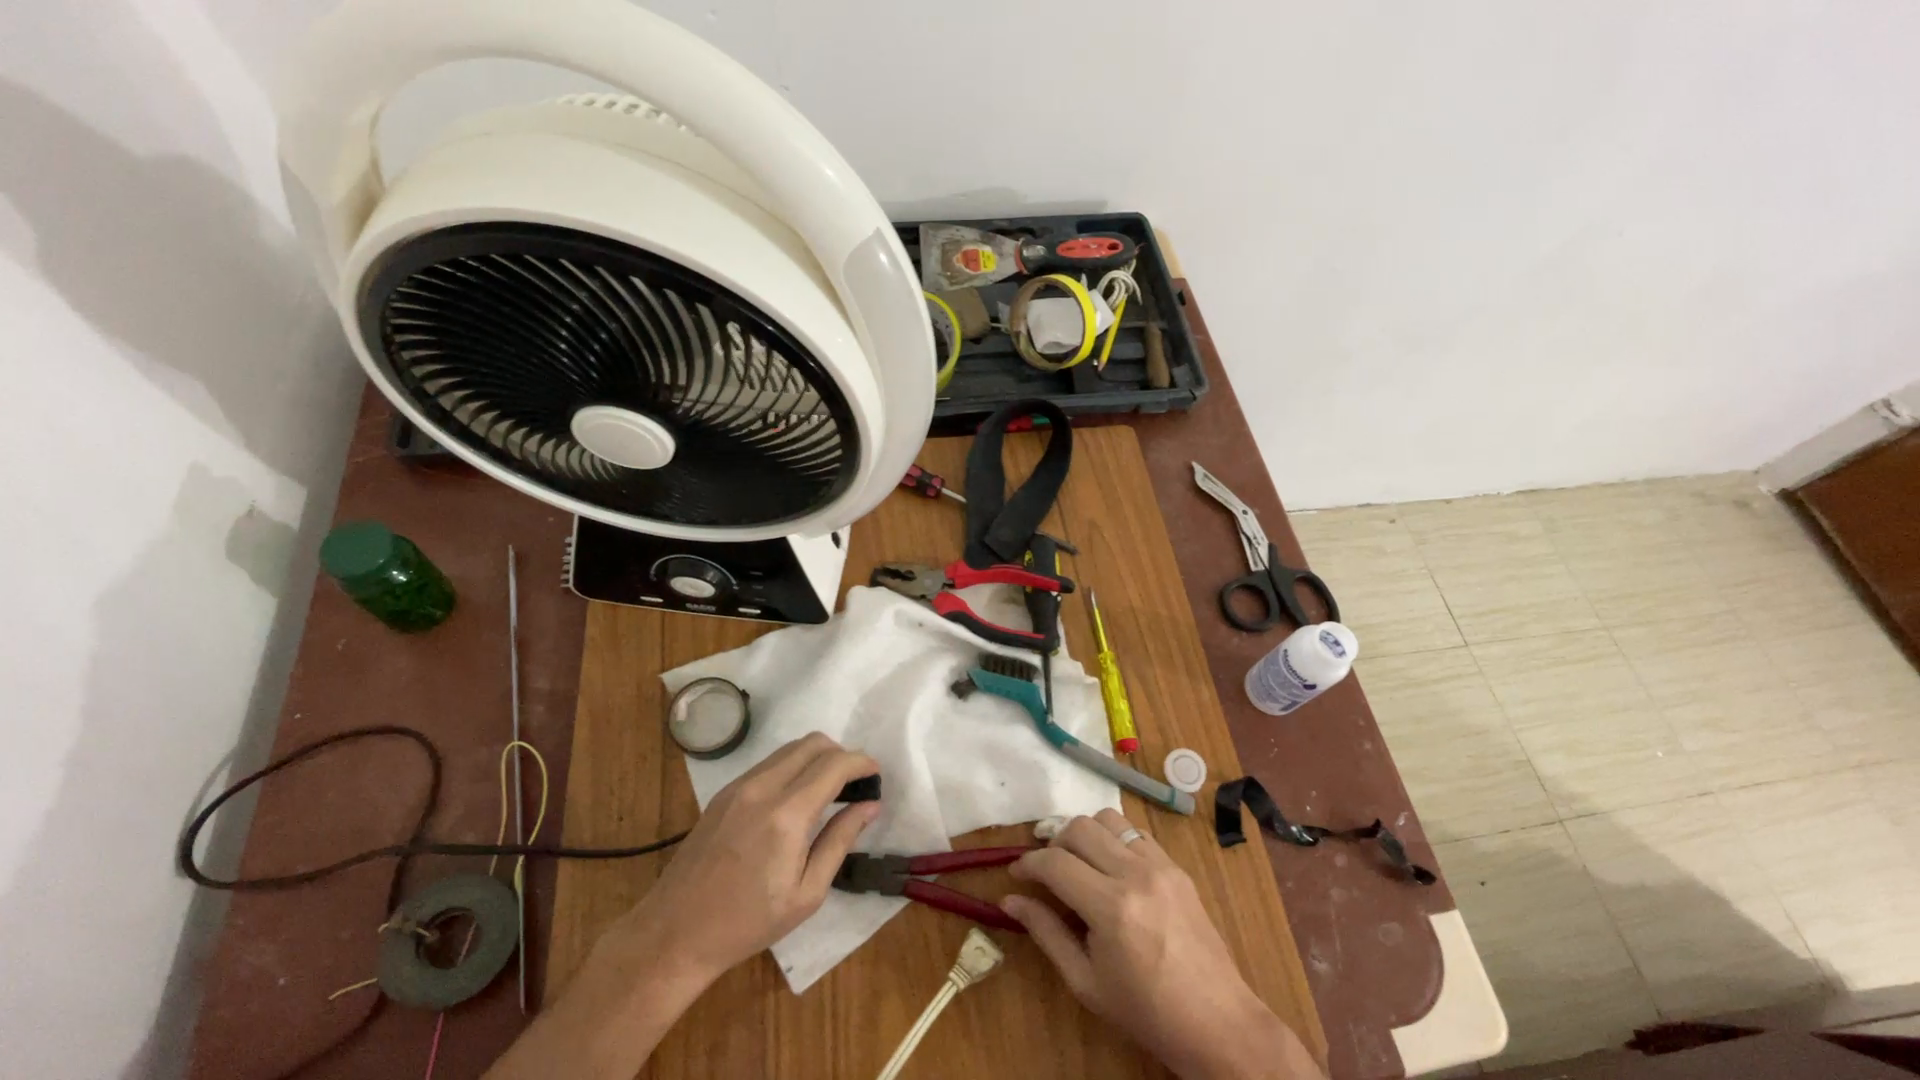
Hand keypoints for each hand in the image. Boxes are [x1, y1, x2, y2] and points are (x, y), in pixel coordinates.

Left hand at [615, 733, 880, 981]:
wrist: (676, 931)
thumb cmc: (748, 922)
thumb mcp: (806, 893)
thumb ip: (840, 841)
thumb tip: (870, 806)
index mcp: (787, 815)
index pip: (835, 764)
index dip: (862, 763)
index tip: (876, 776)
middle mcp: (762, 788)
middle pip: (812, 743)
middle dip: (841, 755)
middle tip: (854, 786)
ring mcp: (738, 787)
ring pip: (788, 749)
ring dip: (816, 759)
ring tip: (829, 793)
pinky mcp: (723, 794)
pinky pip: (767, 764)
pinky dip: (792, 768)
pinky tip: (796, 802)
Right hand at [1001, 810, 1321, 1079]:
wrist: (1215, 1020)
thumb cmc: (1144, 1010)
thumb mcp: (1085, 981)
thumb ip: (1046, 932)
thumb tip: (1009, 901)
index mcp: (1110, 907)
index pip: (1055, 862)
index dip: (1027, 864)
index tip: (1016, 875)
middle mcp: (1136, 874)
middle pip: (1080, 827)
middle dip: (1053, 843)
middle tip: (1046, 871)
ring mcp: (1161, 866)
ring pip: (1109, 819)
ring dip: (1086, 834)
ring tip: (1078, 863)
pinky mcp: (1177, 868)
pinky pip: (1137, 833)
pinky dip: (1115, 839)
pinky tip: (1111, 868)